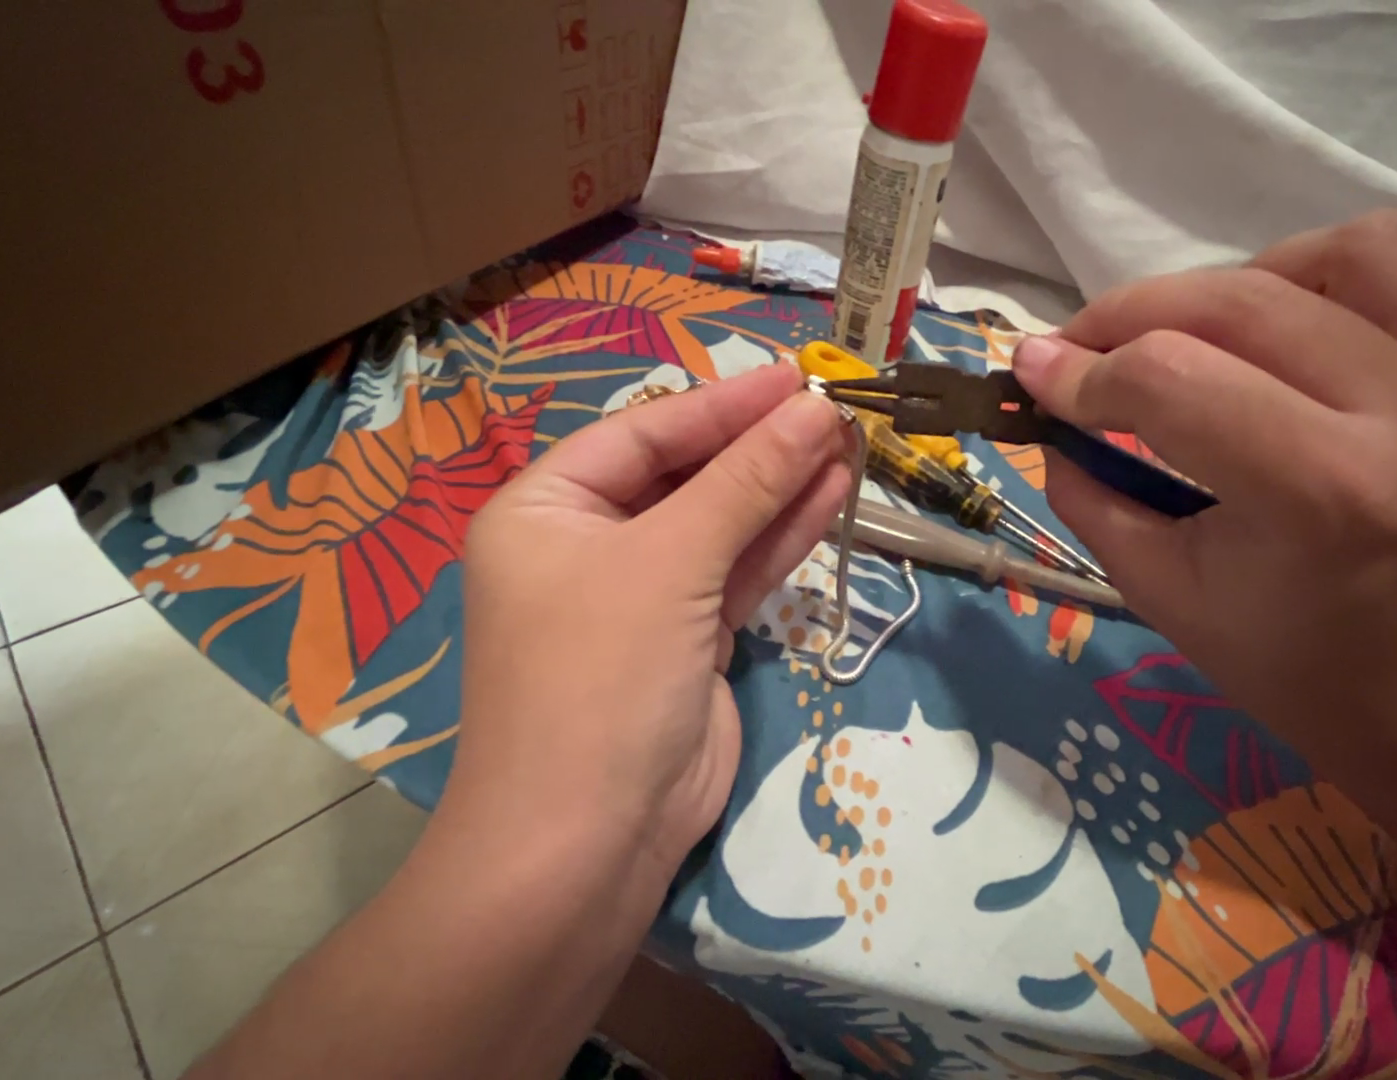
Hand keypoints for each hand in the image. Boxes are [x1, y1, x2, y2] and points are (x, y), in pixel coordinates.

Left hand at [443, 365, 848, 873]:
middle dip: (759, 447)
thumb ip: (746, 483)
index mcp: (547, 510)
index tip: (794, 376)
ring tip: (849, 443)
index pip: (643, 434)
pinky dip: (783, 538)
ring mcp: (645, 596)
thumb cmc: (602, 676)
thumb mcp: (670, 562)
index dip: (721, 403)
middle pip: (686, 476)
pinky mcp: (691, 639)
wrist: (592, 841)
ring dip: (782, 488)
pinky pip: (739, 573)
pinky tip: (832, 496)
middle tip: (833, 408)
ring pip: (722, 525)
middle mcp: (590, 545)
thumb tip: (814, 409)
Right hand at [1011, 211, 1396, 794]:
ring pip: (1360, 249)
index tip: (1032, 375)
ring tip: (1210, 329)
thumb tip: (1049, 400)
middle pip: (1242, 302)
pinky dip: (1387, 271)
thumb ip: (1087, 491)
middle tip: (1082, 348)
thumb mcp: (1156, 590)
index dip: (1078, 371)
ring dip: (1254, 275)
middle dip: (1130, 314)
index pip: (1168, 380)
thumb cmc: (1285, 666)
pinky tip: (1331, 318)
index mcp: (1319, 493)